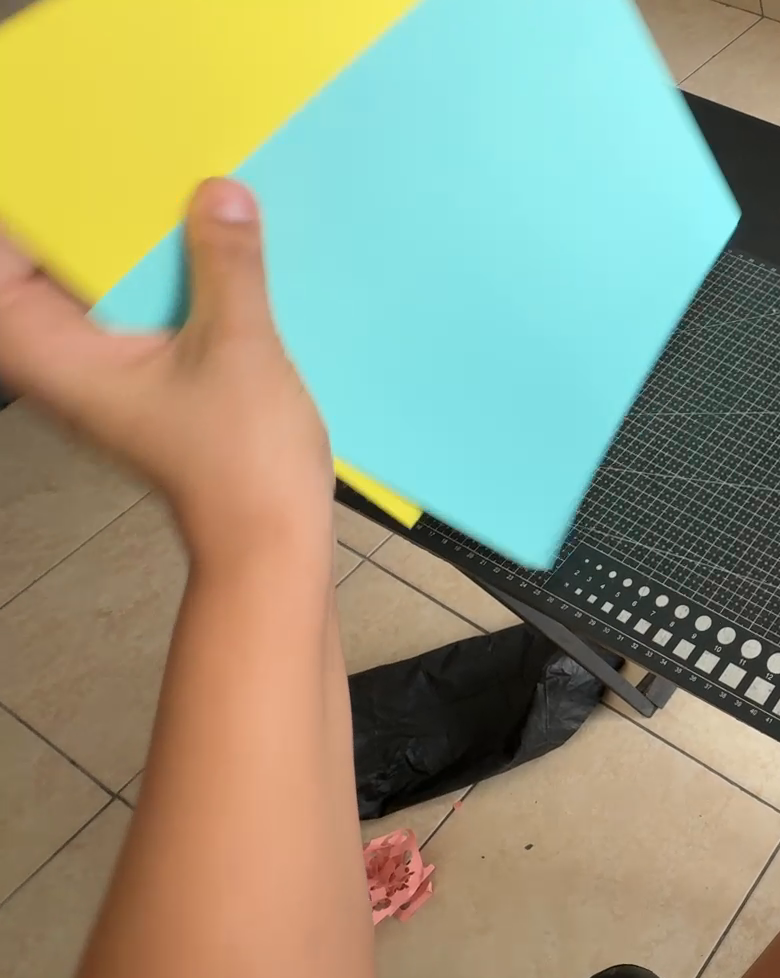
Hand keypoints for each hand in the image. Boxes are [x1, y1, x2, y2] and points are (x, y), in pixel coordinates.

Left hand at [0, 179, 331, 557]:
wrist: (272, 532)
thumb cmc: (243, 452)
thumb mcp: (242, 349)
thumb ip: (228, 270)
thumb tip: (222, 192)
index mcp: (45, 345)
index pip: (6, 251)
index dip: (44, 203)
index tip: (89, 162)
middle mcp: (57, 357)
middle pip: (58, 267)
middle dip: (107, 226)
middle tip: (161, 184)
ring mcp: (104, 376)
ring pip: (110, 295)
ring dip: (150, 262)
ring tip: (199, 223)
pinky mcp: (149, 389)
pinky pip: (146, 322)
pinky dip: (175, 296)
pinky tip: (221, 281)